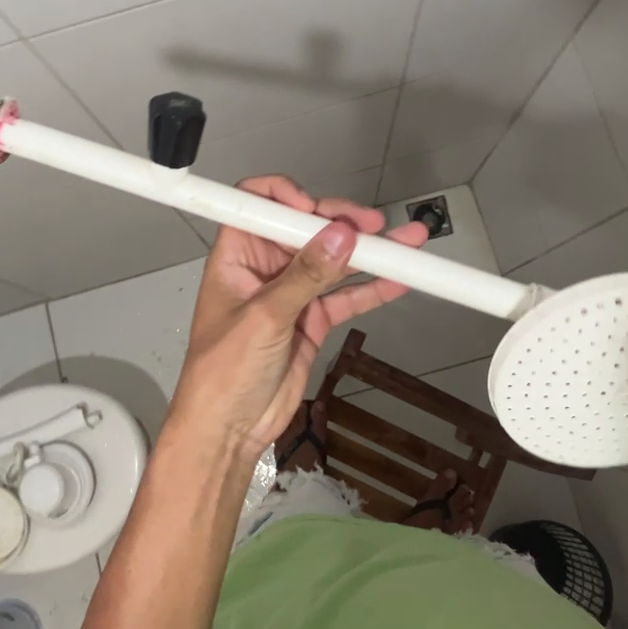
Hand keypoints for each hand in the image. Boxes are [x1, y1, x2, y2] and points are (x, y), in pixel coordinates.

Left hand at [168, 175, 428, 458]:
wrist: (228, 429)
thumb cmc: (221, 374)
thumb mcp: (264, 319)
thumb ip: (305, 276)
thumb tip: (339, 237)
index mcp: (236, 256)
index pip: (258, 205)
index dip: (287, 198)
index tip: (316, 209)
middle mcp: (263, 268)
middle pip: (305, 229)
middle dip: (340, 224)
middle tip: (374, 226)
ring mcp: (290, 294)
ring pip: (333, 262)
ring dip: (368, 254)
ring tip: (406, 243)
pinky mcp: (311, 320)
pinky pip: (345, 296)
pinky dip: (371, 288)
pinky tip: (398, 279)